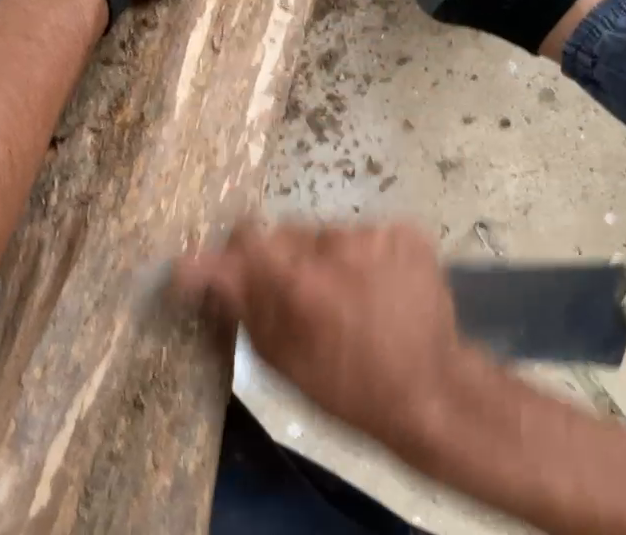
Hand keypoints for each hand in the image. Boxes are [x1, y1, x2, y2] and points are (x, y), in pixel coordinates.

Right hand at [173, 220, 472, 456]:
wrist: (434, 394)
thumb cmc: (348, 389)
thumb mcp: (280, 360)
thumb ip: (238, 302)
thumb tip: (190, 265)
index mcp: (299, 280)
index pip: (244, 235)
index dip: (236, 254)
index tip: (234, 274)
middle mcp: (335, 244)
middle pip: (286, 232)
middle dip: (283, 259)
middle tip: (300, 298)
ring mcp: (376, 234)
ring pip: (326, 233)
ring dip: (324, 257)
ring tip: (346, 296)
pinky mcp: (406, 231)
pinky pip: (365, 233)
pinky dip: (363, 255)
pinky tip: (376, 287)